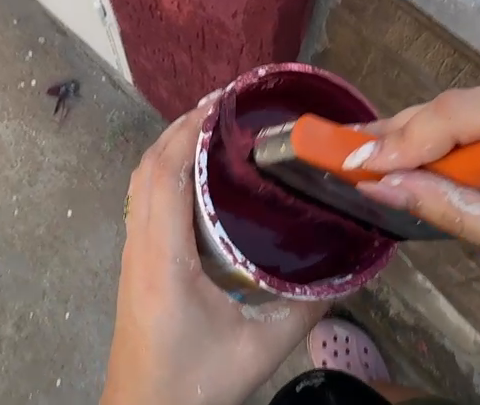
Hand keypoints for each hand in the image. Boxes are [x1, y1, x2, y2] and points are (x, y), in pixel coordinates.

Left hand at [101, 100, 326, 404]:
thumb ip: (303, 309)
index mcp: (163, 258)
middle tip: (224, 106)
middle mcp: (139, 244)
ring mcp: (131, 250)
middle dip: (180, 127)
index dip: (187, 131)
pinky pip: (142, 197)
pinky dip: (164, 168)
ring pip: (140, 179)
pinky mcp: (134, 259)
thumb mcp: (258, 350)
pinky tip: (194, 171)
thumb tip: (348, 268)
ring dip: (169, 145)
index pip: (165, 174)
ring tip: (210, 127)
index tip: (220, 104)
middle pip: (148, 166)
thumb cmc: (193, 383)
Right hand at [351, 74, 479, 335]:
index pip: (464, 117)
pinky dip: (457, 138)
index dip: (404, 139)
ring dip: (427, 136)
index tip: (353, 164)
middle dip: (407, 135)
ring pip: (473, 108)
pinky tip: (426, 156)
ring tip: (376, 159)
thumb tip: (383, 187)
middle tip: (350, 159)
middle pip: (464, 105)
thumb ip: (457, 210)